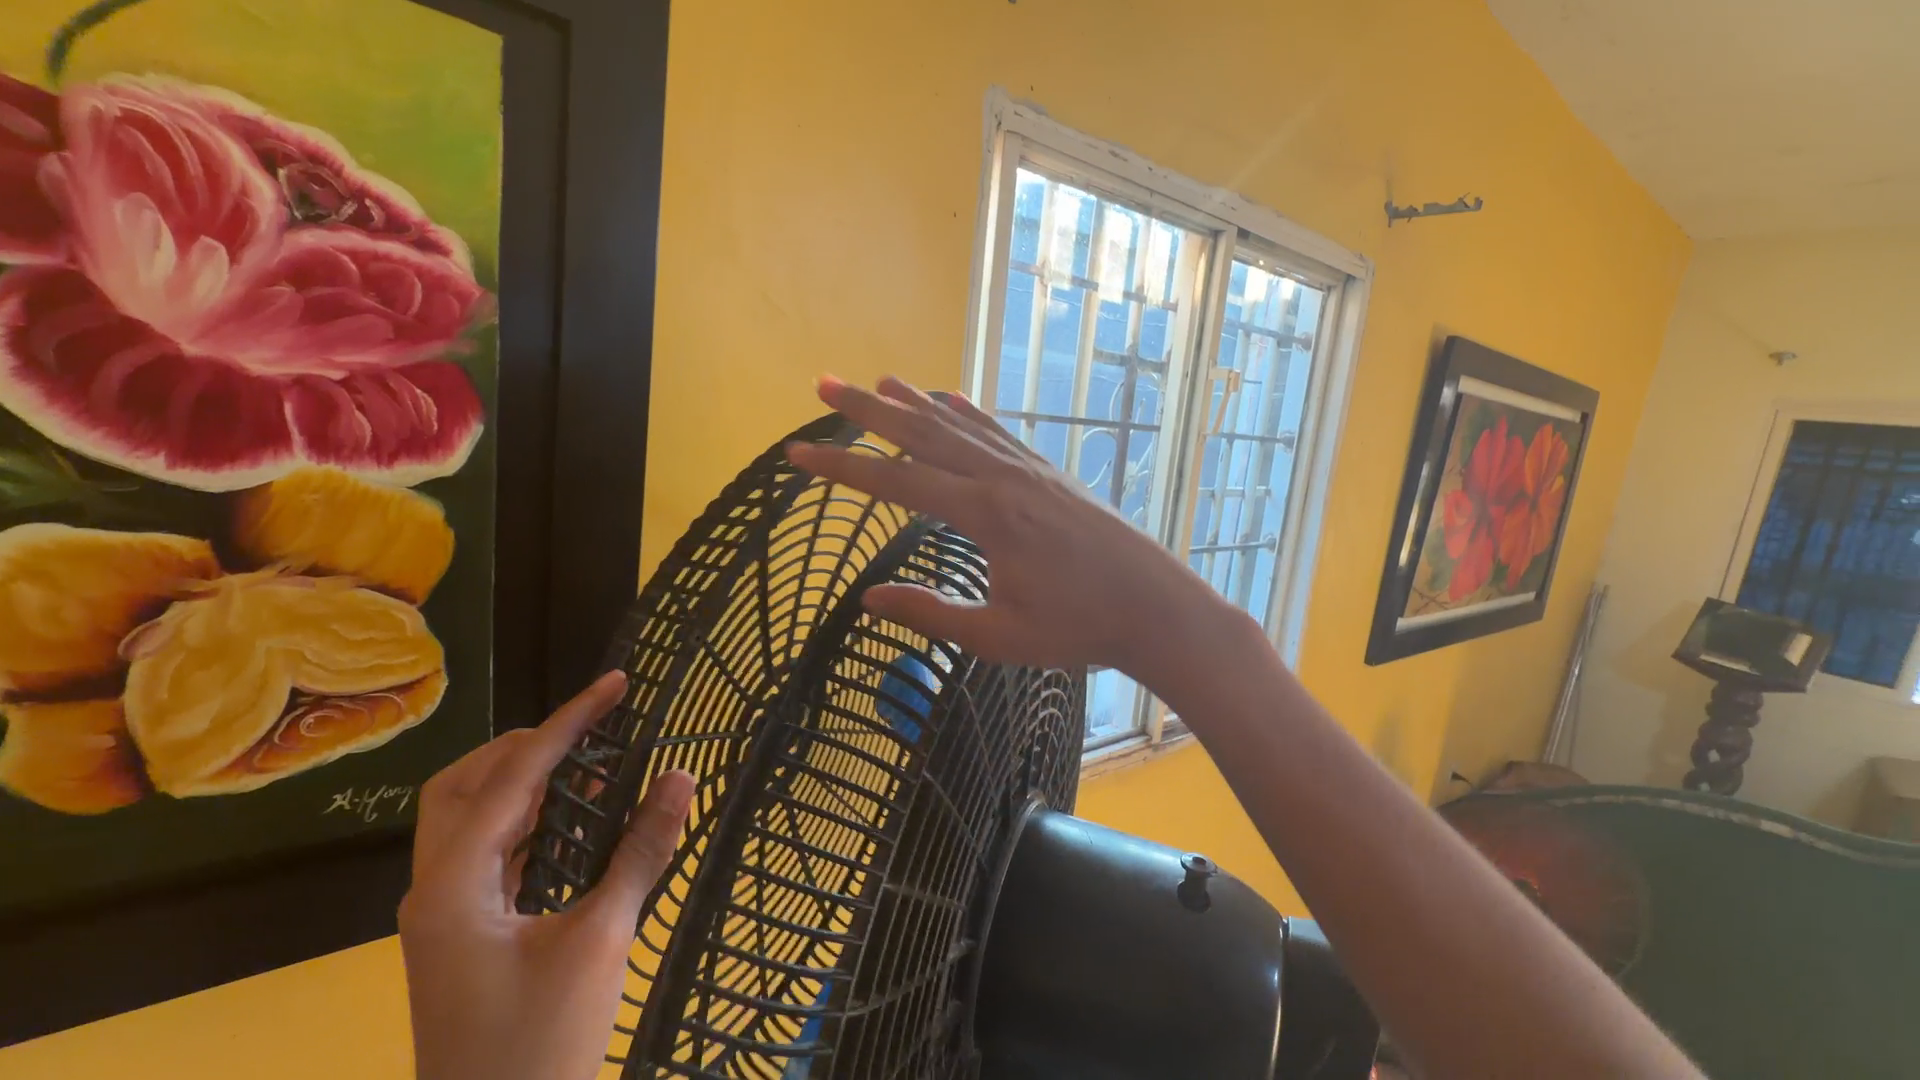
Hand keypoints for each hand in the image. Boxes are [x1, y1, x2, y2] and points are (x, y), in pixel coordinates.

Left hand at [399, 671, 694, 1079]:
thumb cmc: (543, 1043)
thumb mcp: (602, 941)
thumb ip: (640, 853)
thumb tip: (681, 778)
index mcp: (455, 885)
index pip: (513, 779)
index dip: (567, 724)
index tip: (614, 685)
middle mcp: (437, 890)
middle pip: (464, 787)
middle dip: (525, 747)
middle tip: (589, 731)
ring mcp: (446, 915)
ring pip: (470, 820)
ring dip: (525, 783)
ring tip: (590, 765)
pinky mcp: (466, 936)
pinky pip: (490, 854)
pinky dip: (529, 823)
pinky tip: (575, 825)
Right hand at [785, 376, 1238, 684]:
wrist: (1155, 606)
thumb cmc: (1078, 628)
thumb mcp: (997, 635)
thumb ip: (930, 613)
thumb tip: (867, 598)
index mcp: (984, 514)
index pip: (895, 482)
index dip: (842, 468)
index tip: (798, 454)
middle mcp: (1002, 477)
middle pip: (922, 433)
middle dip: (867, 410)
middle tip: (823, 385)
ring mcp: (1028, 469)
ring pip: (959, 424)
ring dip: (914, 402)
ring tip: (878, 381)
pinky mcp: (1048, 473)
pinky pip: (997, 431)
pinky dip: (966, 411)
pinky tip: (950, 398)